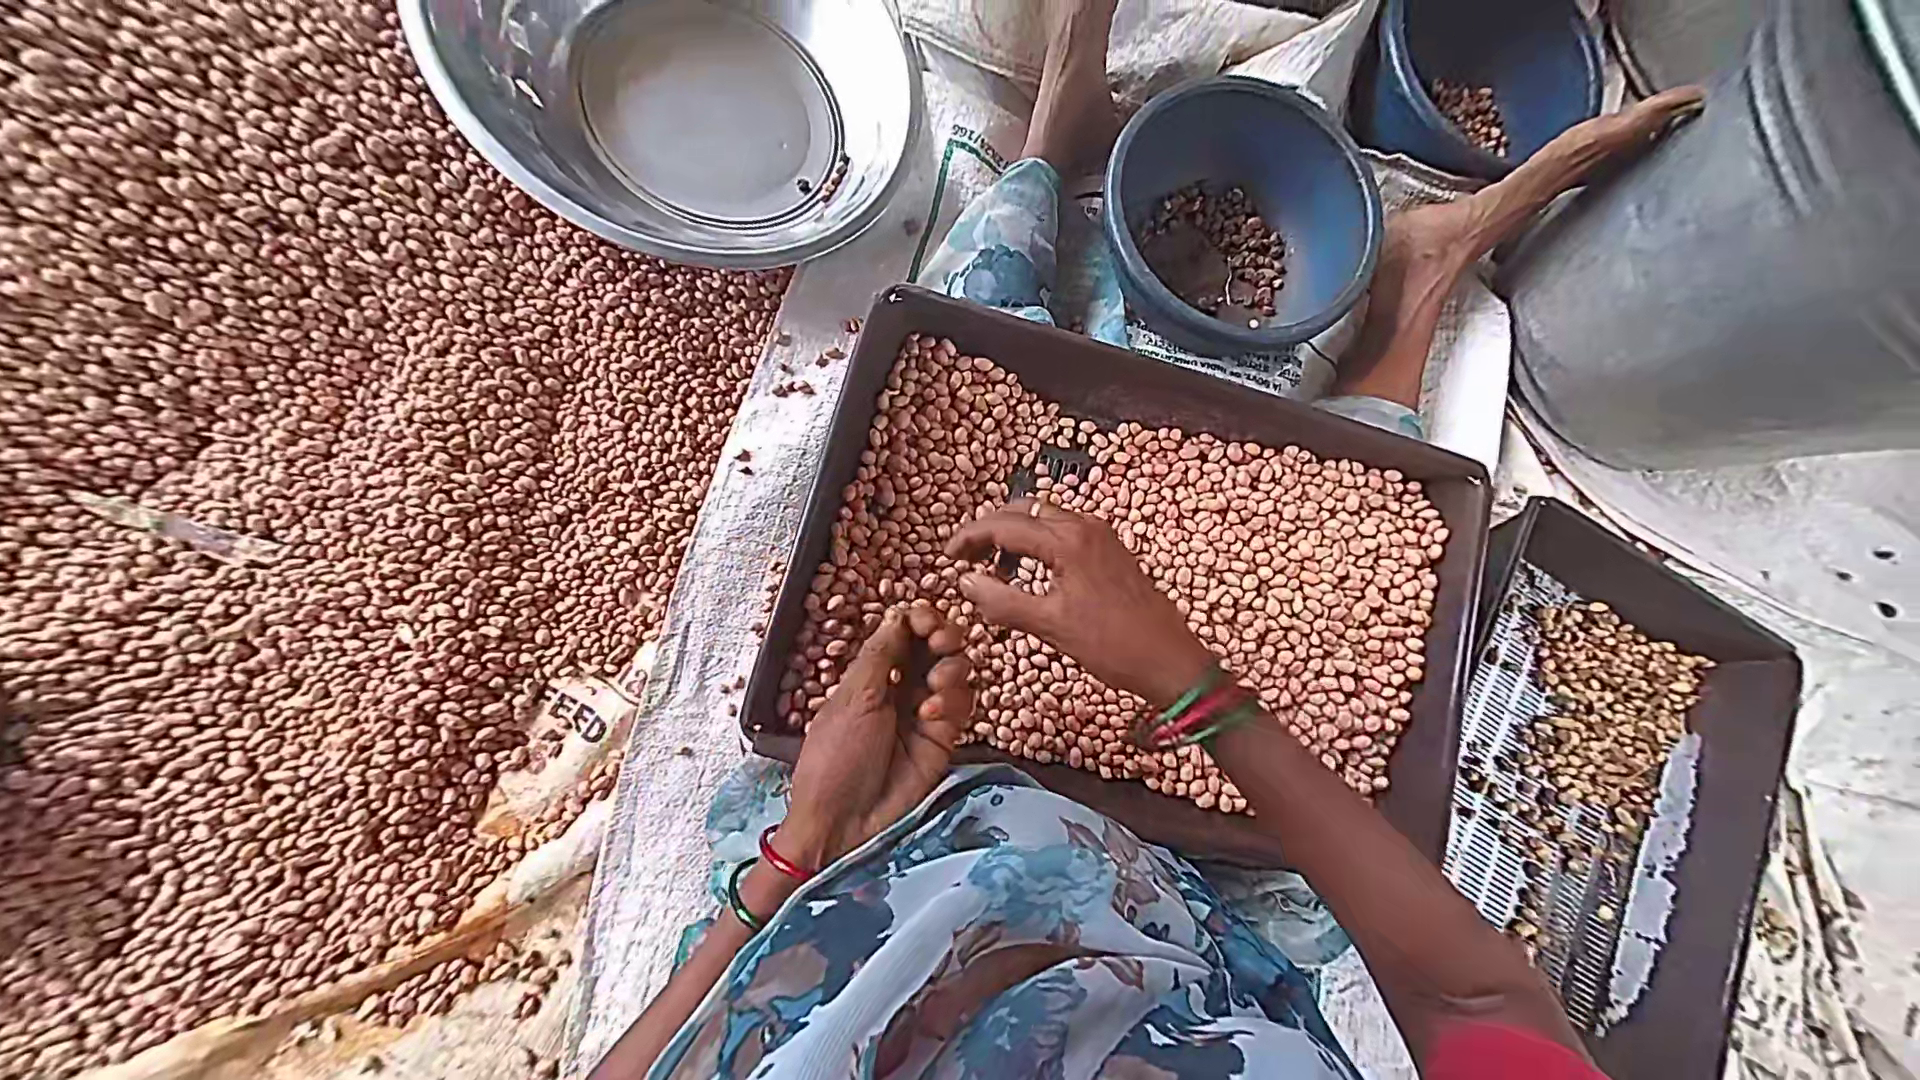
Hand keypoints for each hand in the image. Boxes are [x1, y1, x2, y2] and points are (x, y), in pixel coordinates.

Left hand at [778, 605, 973, 867]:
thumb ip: (881, 653)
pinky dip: (952, 700)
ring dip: (951, 667)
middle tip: (940, 641)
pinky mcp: (944, 736)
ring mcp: (926, 711)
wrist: (845, 823)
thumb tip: (899, 613)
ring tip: (934, 685)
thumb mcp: (853, 697)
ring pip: (957, 670)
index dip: (920, 619)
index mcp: (874, 672)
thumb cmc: (836, 756)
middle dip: (944, 635)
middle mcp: (903, 686)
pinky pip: (963, 704)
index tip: (926, 619)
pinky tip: (931, 713)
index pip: (907, 632)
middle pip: (938, 645)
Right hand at [945, 499, 1215, 708]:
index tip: (948, 556)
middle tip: (965, 555)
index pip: (1004, 525)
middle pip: (1023, 510)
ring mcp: (1101, 535)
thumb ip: (1001, 601)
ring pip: (1044, 518)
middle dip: (989, 529)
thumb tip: (965, 582)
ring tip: (992, 564)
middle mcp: (1085, 527)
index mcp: (1068, 541)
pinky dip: (1037, 541)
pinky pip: (1063, 530)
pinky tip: (1029, 569)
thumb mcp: (1050, 626)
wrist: (1172, 660)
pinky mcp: (1110, 549)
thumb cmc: (1113, 646)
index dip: (969, 537)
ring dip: (1014, 533)